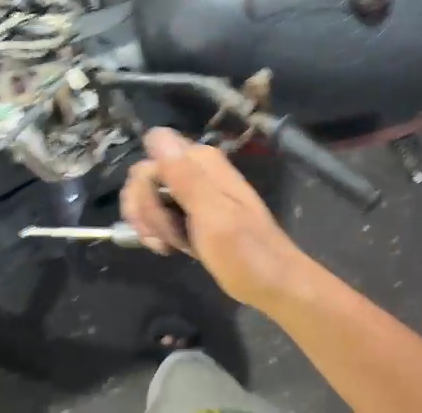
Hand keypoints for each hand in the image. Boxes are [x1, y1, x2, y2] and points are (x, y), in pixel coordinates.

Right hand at [121, 127, 304, 308]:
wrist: (275, 287)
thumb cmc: (247, 254)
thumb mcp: (213, 216)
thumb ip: (185, 176)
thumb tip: (157, 134)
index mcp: (201, 161)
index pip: (153, 146)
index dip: (146, 179)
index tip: (158, 211)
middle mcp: (195, 167)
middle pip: (146, 173)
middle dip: (145, 207)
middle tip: (163, 238)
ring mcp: (193, 190)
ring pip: (148, 193)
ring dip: (149, 221)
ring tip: (167, 246)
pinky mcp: (191, 211)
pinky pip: (159, 210)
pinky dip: (156, 229)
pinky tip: (167, 248)